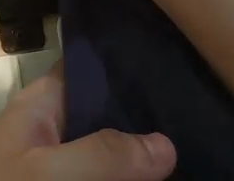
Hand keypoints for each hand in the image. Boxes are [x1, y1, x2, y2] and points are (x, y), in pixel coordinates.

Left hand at [0, 65, 175, 180]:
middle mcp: (50, 133)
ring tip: (192, 151)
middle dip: (143, 123)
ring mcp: (54, 170)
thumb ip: (104, 155)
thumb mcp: (49, 172)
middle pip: (104, 118)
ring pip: (104, 159)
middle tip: (193, 118)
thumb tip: (168, 144)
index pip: (86, 69)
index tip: (170, 65)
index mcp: (40, 107)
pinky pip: (96, 179)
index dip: (124, 66)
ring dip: (137, 163)